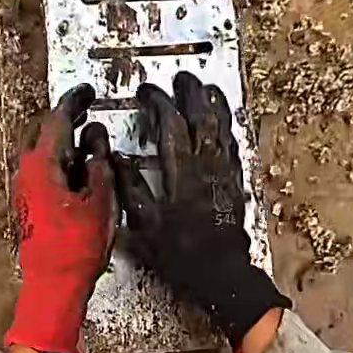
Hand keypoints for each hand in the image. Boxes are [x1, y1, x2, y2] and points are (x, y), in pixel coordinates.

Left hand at [4, 85, 115, 352]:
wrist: (53, 284)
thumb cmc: (75, 248)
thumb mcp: (100, 204)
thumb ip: (98, 169)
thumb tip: (96, 149)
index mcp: (43, 165)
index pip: (57, 120)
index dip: (74, 102)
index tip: (86, 92)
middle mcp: (26, 172)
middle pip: (42, 131)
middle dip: (65, 119)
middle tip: (85, 111)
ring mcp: (24, 188)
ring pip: (40, 151)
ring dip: (62, 142)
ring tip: (87, 141)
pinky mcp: (28, 203)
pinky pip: (41, 169)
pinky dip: (58, 161)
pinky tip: (77, 170)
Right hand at [113, 72, 289, 349]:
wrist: (220, 273)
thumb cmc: (179, 253)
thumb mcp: (145, 224)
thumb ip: (131, 188)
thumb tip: (117, 160)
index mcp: (181, 173)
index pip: (170, 126)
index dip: (159, 104)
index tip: (148, 92)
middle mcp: (206, 167)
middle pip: (202, 119)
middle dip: (191, 94)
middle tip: (182, 79)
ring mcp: (224, 173)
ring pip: (222, 129)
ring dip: (215, 105)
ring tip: (209, 88)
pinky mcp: (235, 183)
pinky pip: (233, 147)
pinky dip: (228, 129)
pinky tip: (225, 124)